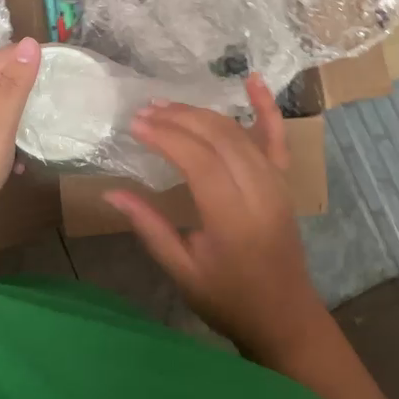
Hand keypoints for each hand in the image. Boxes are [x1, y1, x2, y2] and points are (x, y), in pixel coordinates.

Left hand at [0, 37, 42, 241]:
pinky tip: (21, 157)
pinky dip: (12, 135)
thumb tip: (32, 43)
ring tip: (48, 128)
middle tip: (62, 102)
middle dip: (33, 87)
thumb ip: (15, 85)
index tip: (67, 74)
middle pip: (6, 76)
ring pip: (3, 101)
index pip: (9, 54)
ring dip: (24, 115)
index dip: (37, 59)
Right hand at [104, 75, 330, 362]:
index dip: (165, 137)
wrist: (286, 319)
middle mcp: (260, 192)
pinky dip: (266, 106)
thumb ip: (149, 227)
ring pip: (239, 133)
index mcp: (233, 218)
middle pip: (219, 138)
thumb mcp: (182, 271)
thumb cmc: (229, 300)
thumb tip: (112, 192)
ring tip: (167, 106)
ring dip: (203, 113)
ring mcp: (276, 184)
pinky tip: (252, 79)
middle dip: (178, 119)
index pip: (199, 161)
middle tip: (144, 112)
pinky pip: (277, 138)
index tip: (135, 125)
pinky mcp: (284, 182)